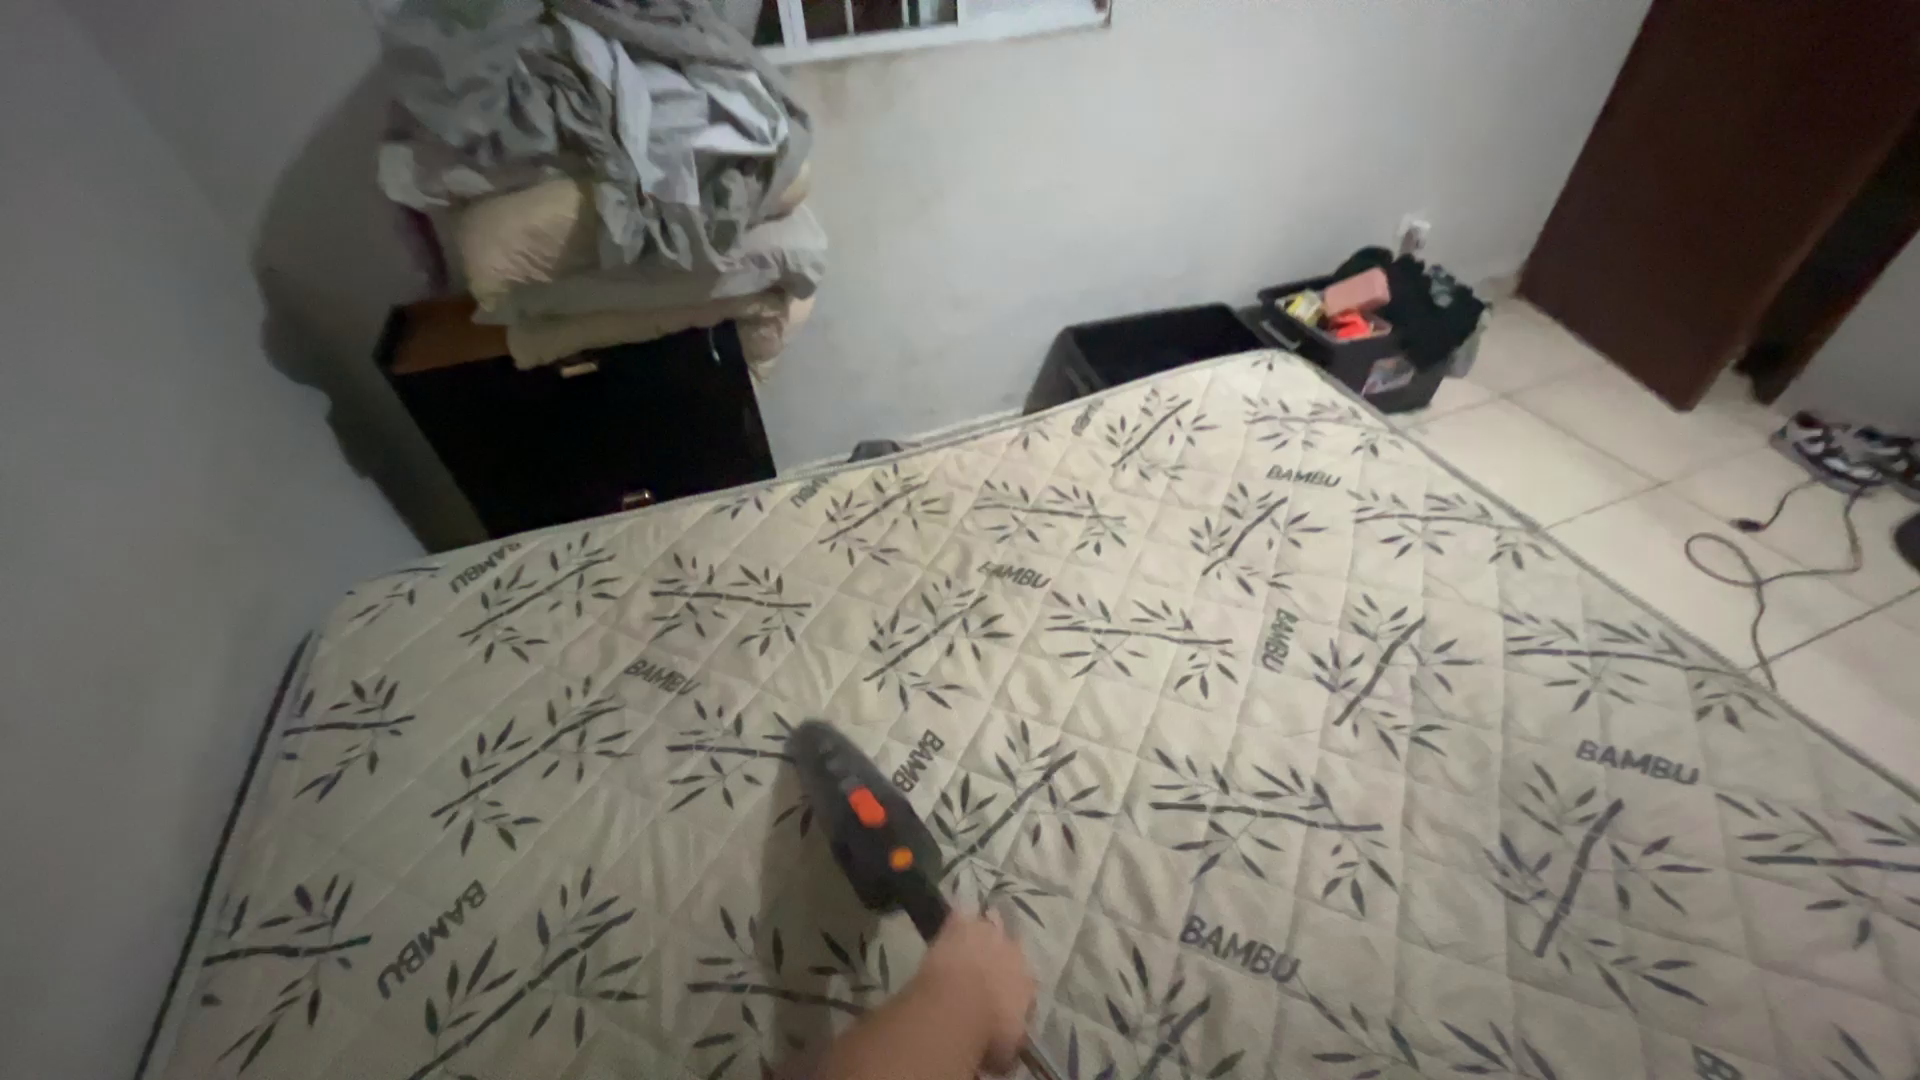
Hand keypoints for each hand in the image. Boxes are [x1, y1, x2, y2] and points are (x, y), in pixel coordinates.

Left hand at [911, 911, 1035, 1073]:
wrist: (957, 1007)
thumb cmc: (987, 1034)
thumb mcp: (1008, 1049)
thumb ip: (1013, 1036)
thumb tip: (1009, 1041)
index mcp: (1027, 982)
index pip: (1026, 981)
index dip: (1013, 987)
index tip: (1001, 998)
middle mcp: (1012, 951)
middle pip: (1011, 946)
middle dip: (1000, 955)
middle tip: (985, 969)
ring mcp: (986, 932)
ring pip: (989, 922)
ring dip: (982, 930)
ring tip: (971, 939)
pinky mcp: (959, 923)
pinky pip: (961, 914)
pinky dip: (958, 918)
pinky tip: (953, 922)